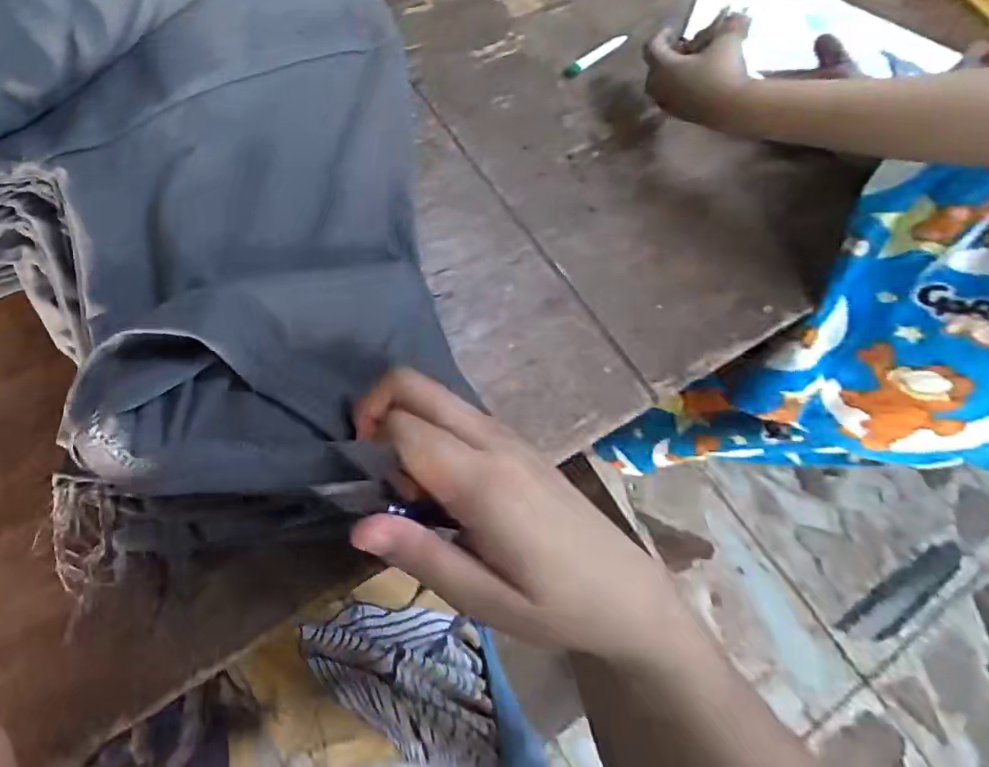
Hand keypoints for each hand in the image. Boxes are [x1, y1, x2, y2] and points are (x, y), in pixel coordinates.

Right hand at [350, 368, 696, 664]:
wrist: (632, 596)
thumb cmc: (557, 606)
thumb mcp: (486, 600)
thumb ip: (420, 555)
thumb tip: (357, 526)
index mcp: (482, 480)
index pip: (401, 426)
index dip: (370, 448)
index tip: (375, 491)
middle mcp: (491, 440)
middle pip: (411, 383)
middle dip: (373, 406)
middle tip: (371, 462)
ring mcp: (504, 433)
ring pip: (431, 391)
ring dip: (400, 417)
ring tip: (410, 482)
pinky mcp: (512, 438)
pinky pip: (452, 409)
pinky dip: (425, 424)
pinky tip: (441, 480)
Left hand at [643, 9, 752, 125]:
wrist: (734, 109)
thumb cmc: (724, 72)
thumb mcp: (728, 44)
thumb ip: (730, 27)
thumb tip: (738, 14)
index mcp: (661, 66)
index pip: (652, 46)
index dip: (661, 35)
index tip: (672, 30)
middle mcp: (657, 85)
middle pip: (656, 65)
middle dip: (669, 54)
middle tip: (685, 47)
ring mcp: (666, 101)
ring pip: (664, 81)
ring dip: (675, 70)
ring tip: (693, 63)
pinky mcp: (678, 113)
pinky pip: (673, 94)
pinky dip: (681, 84)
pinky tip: (699, 81)